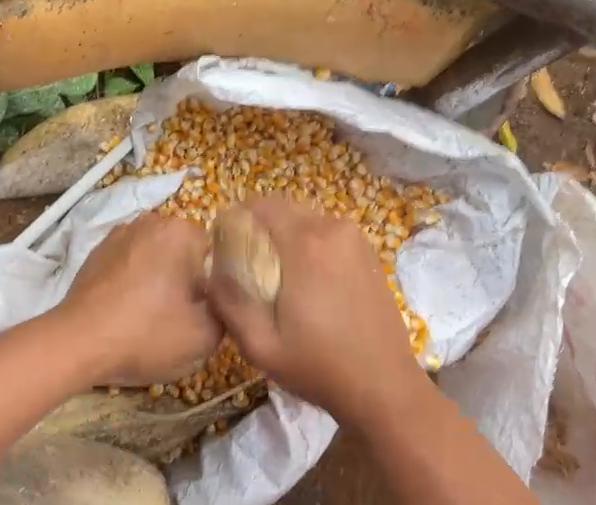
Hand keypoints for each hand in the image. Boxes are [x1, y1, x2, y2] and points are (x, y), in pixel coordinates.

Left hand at [51, 213, 220, 385]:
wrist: (79, 341)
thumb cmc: (147, 333)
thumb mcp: (206, 335)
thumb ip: (227, 310)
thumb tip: (220, 298)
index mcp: (180, 231)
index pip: (214, 252)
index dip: (214, 283)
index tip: (204, 310)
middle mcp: (150, 221)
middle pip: (184, 251)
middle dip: (186, 278)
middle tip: (181, 316)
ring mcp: (120, 233)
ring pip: (156, 255)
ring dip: (159, 278)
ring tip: (152, 315)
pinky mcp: (98, 250)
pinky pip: (130, 261)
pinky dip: (133, 280)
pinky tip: (128, 309)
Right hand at [205, 196, 426, 427]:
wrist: (386, 390)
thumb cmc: (320, 367)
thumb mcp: (260, 345)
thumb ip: (228, 302)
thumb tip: (209, 269)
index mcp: (304, 244)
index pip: (259, 206)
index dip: (236, 221)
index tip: (226, 248)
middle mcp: (331, 229)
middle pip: (282, 208)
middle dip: (260, 227)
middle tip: (250, 263)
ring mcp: (354, 239)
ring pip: (305, 218)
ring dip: (286, 234)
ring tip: (278, 272)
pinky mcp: (368, 252)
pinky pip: (327, 232)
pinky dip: (310, 243)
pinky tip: (308, 279)